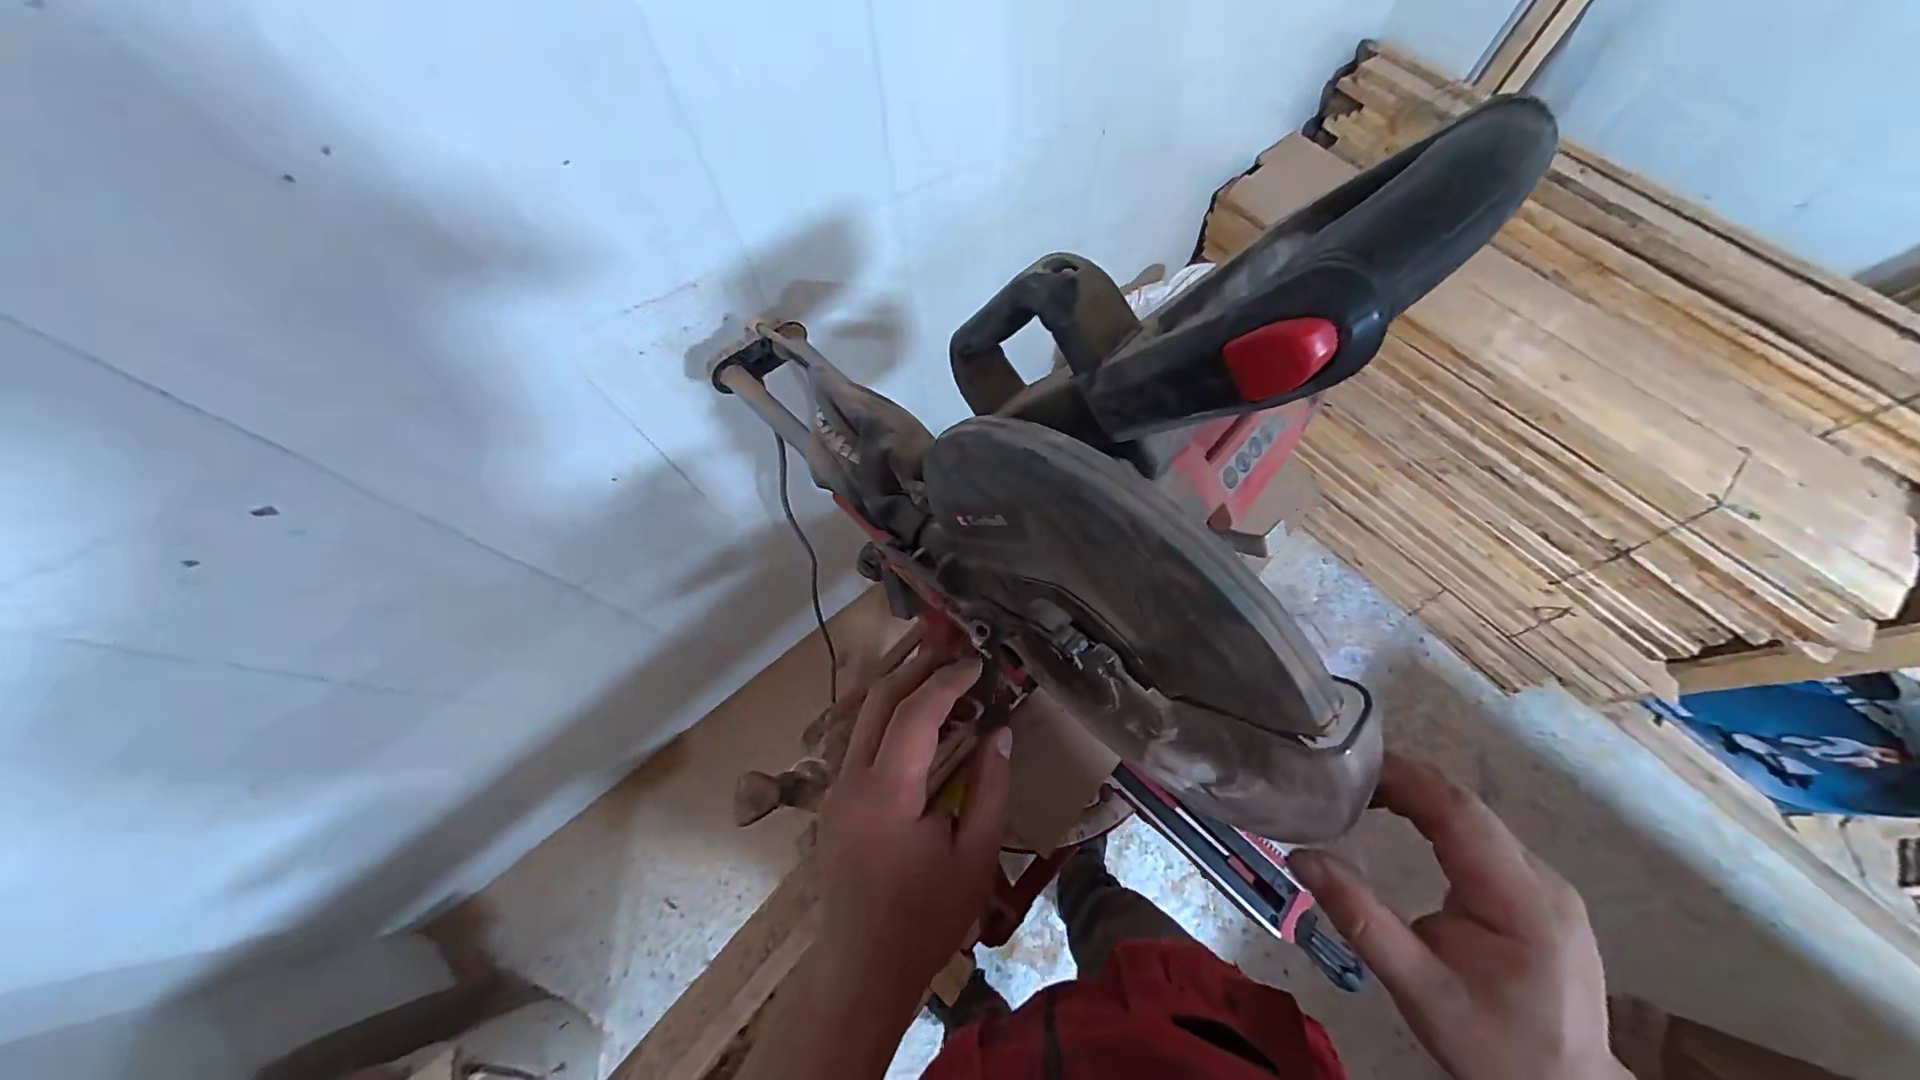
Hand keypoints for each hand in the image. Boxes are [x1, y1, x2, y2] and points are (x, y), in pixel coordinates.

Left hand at [813, 652, 1013, 996]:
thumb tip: (1001, 732)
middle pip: (879, 700)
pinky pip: (860, 739)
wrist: (861, 966)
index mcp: (886, 793)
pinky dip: (890, 717)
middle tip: (955, 648)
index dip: (948, 681)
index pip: (915, 714)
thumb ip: (989, 789)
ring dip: (902, 688)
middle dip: (918, 667)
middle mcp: (851, 780)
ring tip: (940, 670)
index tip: (978, 663)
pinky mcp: (835, 799)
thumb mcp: (974, 858)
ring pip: (864, 715)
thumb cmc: (925, 919)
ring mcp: (835, 788)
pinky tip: (919, 719)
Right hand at [1289, 754, 1627, 1079]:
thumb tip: (1301, 857)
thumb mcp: (1417, 988)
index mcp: (1519, 899)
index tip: (1348, 765)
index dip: (1404, 778)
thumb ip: (1360, 919)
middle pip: (1466, 807)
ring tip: (1362, 795)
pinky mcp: (1540, 894)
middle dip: (1403, 781)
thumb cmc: (1490, 1044)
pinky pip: (1483, 836)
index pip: (1459, 811)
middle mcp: (1543, 880)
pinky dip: (1436, 818)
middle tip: (1342, 778)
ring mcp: (1547, 885)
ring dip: (1418, 797)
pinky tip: (1405, 821)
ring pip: (1474, 817)